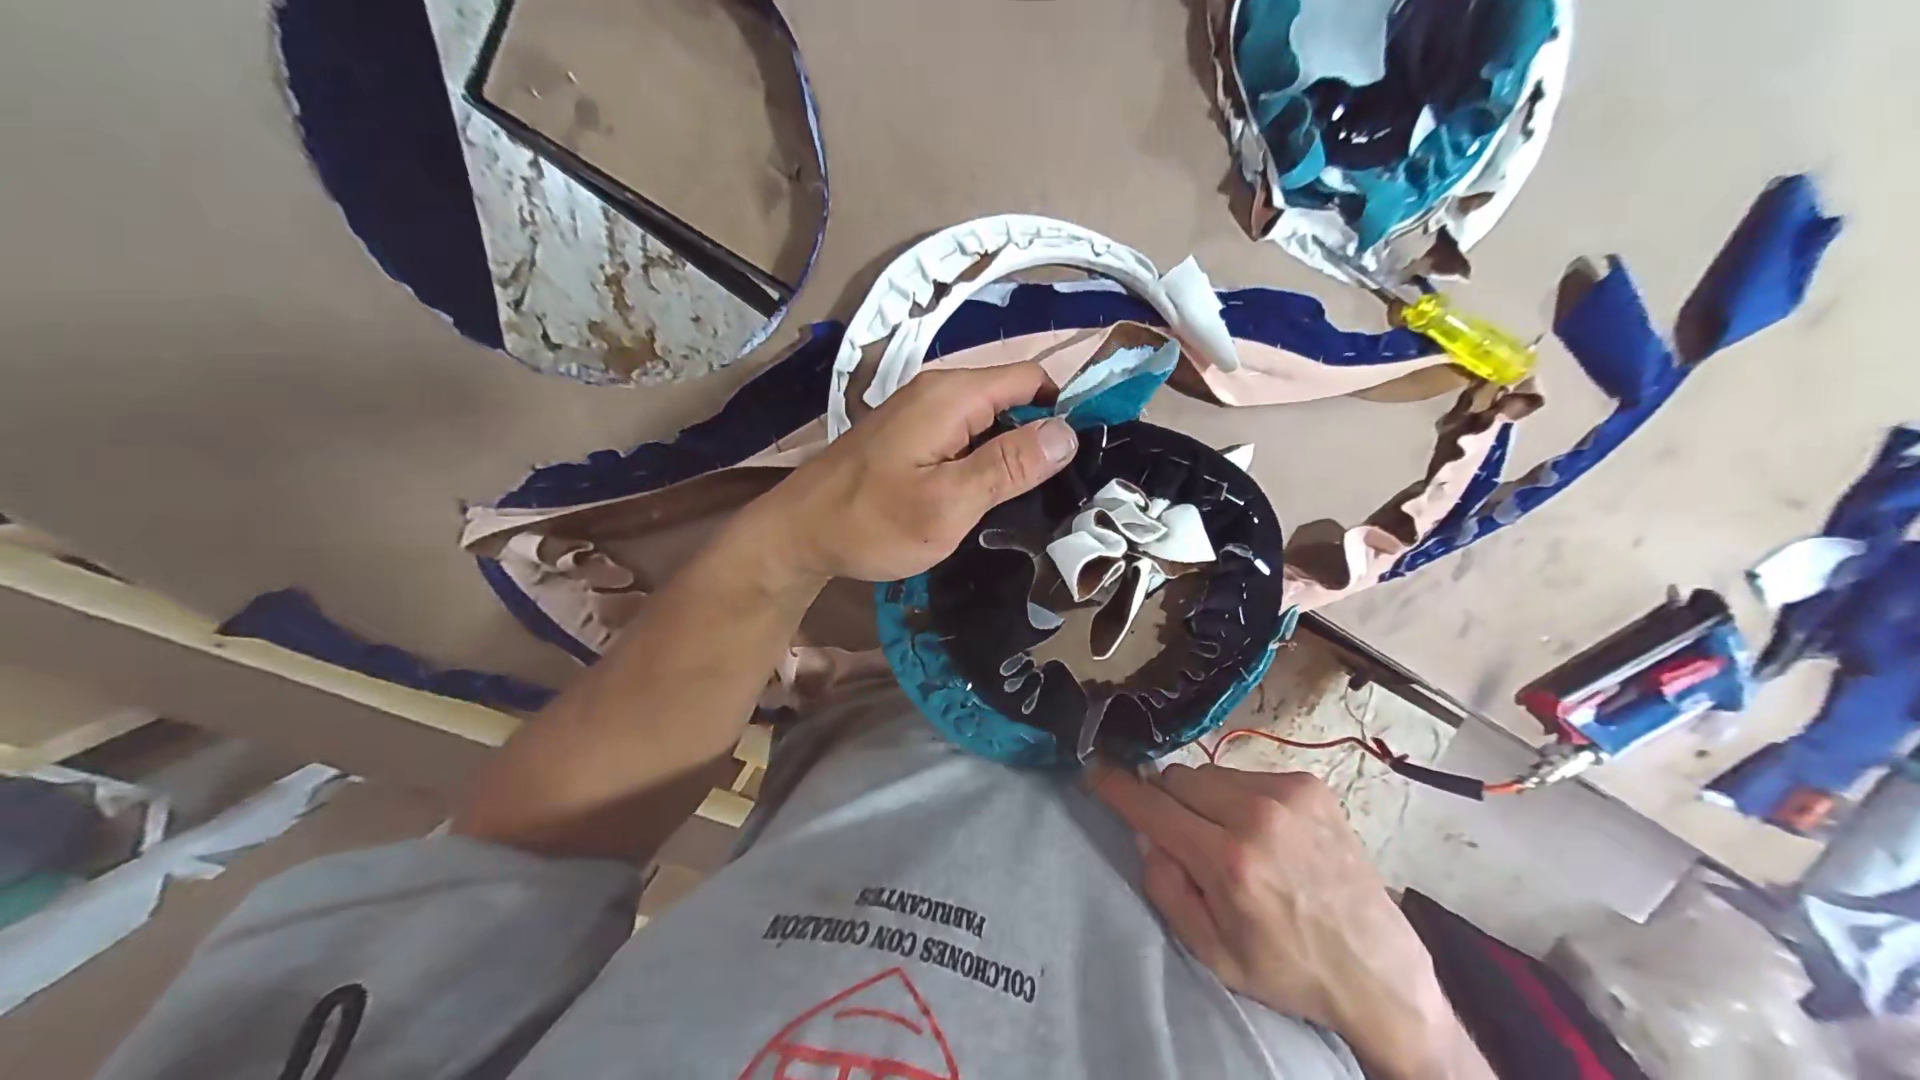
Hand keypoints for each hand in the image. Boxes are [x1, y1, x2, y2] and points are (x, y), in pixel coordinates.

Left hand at [750, 363, 1077, 583]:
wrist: (798, 534)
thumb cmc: (870, 522)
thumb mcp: (947, 502)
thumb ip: (1007, 466)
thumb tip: (1067, 433)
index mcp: (953, 395)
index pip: (1034, 379)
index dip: (1068, 409)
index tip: (1092, 456)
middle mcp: (940, 391)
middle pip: (1015, 398)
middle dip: (1044, 436)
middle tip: (1067, 489)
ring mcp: (924, 413)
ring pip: (993, 420)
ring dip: (1017, 453)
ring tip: (1039, 498)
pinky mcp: (914, 436)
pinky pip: (968, 437)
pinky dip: (988, 461)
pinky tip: (995, 496)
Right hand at [1092, 764, 1492, 1079]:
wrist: (1379, 971)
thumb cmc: (1287, 969)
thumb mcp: (1212, 953)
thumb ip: (1166, 887)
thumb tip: (1146, 833)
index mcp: (1229, 861)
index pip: (1152, 805)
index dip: (1117, 787)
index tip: (1095, 771)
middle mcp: (1257, 816)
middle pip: (1177, 778)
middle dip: (1169, 802)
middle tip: (1186, 838)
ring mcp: (1288, 794)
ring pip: (1209, 772)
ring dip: (1204, 798)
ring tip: (1230, 837)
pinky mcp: (1310, 785)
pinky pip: (1246, 774)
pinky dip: (1240, 796)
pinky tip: (1264, 832)